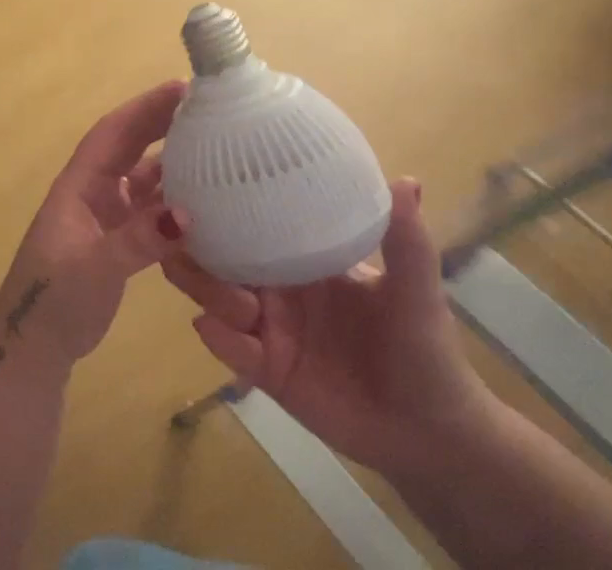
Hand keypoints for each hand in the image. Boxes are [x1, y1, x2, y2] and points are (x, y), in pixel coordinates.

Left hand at [0, 82, 191, 377]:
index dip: (144, 109)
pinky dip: (175, 201)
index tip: (183, 88)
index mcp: (78, 188)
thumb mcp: (94, 267)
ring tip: (217, 147)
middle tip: (210, 108)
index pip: (112, 134)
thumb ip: (137, 241)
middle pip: (129, 148)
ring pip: (143, 178)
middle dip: (162, 124)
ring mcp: (105, 218)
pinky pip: (151, 210)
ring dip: (173, 161)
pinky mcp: (117, 243)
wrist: (36, 344)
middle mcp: (92, 194)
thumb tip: (185, 213)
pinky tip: (207, 202)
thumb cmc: (54, 298)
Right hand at [163, 180, 500, 477]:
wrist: (429, 431)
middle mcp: (274, 286)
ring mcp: (264, 327)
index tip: (192, 186)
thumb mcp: (416, 292)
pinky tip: (216, 330)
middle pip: (214, 257)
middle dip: (193, 248)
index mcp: (302, 257)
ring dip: (207, 290)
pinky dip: (218, 337)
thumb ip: (405, 242)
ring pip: (211, 297)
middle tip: (182, 240)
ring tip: (233, 299)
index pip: (251, 221)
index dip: (218, 204)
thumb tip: (407, 181)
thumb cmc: (424, 350)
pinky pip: (228, 347)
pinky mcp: (261, 367)